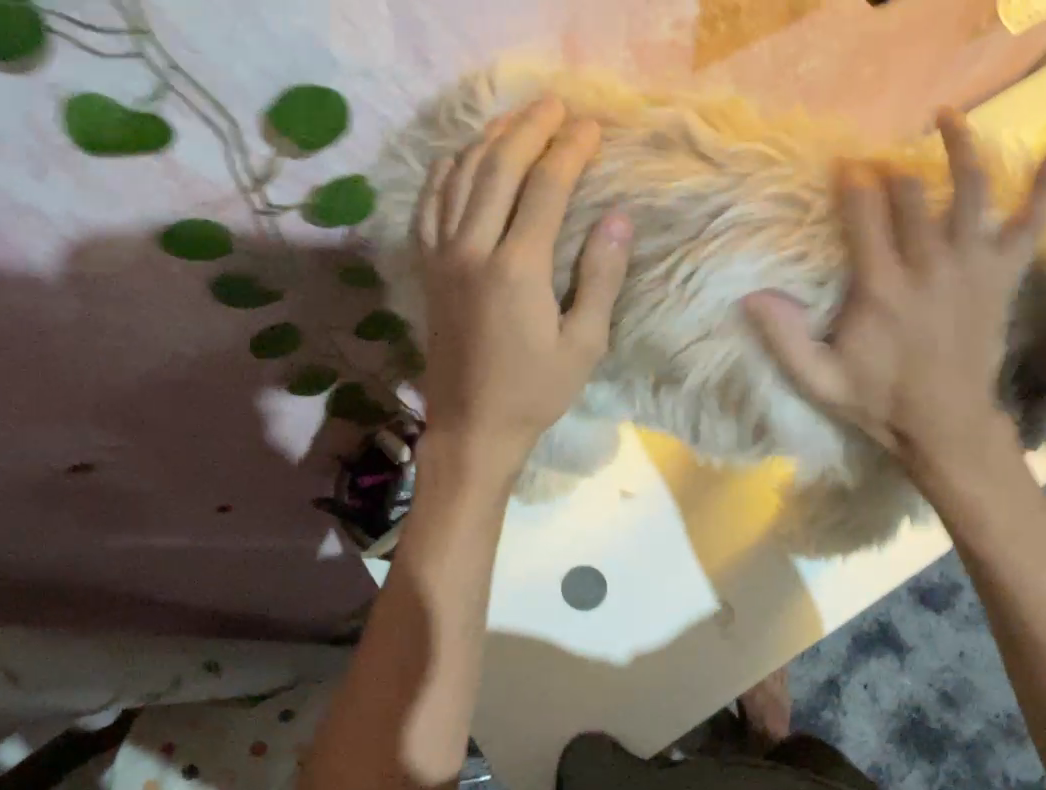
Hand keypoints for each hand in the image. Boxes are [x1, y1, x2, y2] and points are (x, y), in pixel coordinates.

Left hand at [413, 96, 632, 469]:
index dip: (570, 151)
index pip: (546, 188)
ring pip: (462, 177)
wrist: (472, 426)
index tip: (592, 127)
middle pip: (500, 168)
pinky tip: (462, 157)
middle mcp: (473, 250)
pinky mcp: (427, 268)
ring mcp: (442, 256)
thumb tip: (618, 219)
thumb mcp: (583, 345)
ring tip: (517, 119)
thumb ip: (599, 279)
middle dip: (531, 130)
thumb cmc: (536, 393)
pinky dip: (448, 170)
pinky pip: (430, 203)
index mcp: (517, 270)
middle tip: (556, 107)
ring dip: (491, 140)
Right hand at [743, 109, 1045, 468]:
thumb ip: (785, 340)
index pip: (865, 212)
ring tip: (947, 118)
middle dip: (896, 169)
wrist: (946, 426)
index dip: (853, 182)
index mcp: (882, 288)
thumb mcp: (821, 381)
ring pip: (972, 190)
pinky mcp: (1003, 278)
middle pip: (915, 192)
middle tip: (884, 164)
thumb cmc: (880, 403)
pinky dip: (1044, 192)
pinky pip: (1029, 227)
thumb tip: (750, 295)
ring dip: (961, 147)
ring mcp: (972, 267)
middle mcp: (929, 266)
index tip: (845, 168)